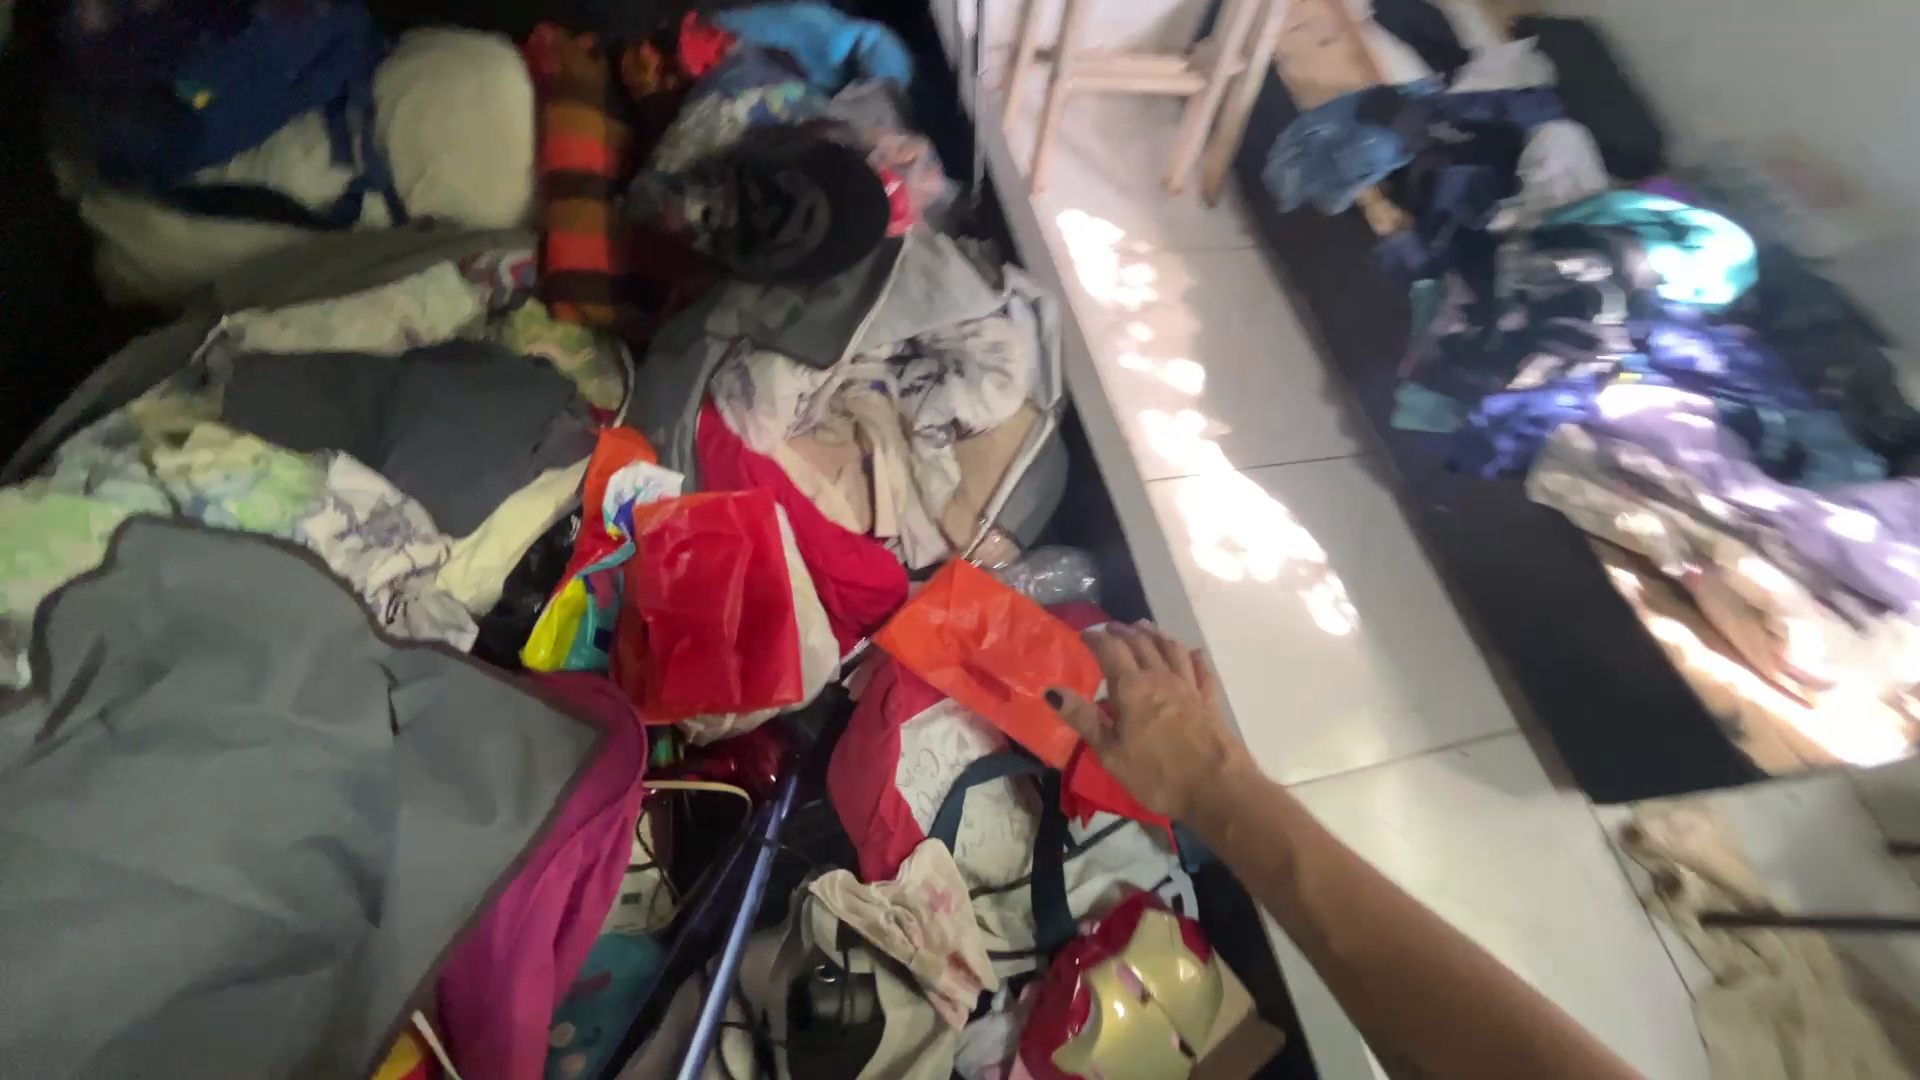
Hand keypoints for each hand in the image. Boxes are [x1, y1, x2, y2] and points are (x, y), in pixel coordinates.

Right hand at [1047, 621, 1253, 820]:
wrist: (1217, 789)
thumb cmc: (1157, 774)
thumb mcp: (1110, 752)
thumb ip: (1083, 718)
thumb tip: (1051, 690)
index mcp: (1132, 687)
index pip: (1110, 650)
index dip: (1096, 638)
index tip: (1084, 635)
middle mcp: (1160, 677)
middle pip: (1140, 643)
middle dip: (1123, 631)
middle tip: (1111, 627)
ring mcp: (1188, 686)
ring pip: (1170, 648)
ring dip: (1155, 633)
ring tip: (1144, 627)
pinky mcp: (1209, 699)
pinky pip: (1200, 669)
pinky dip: (1192, 656)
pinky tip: (1191, 652)